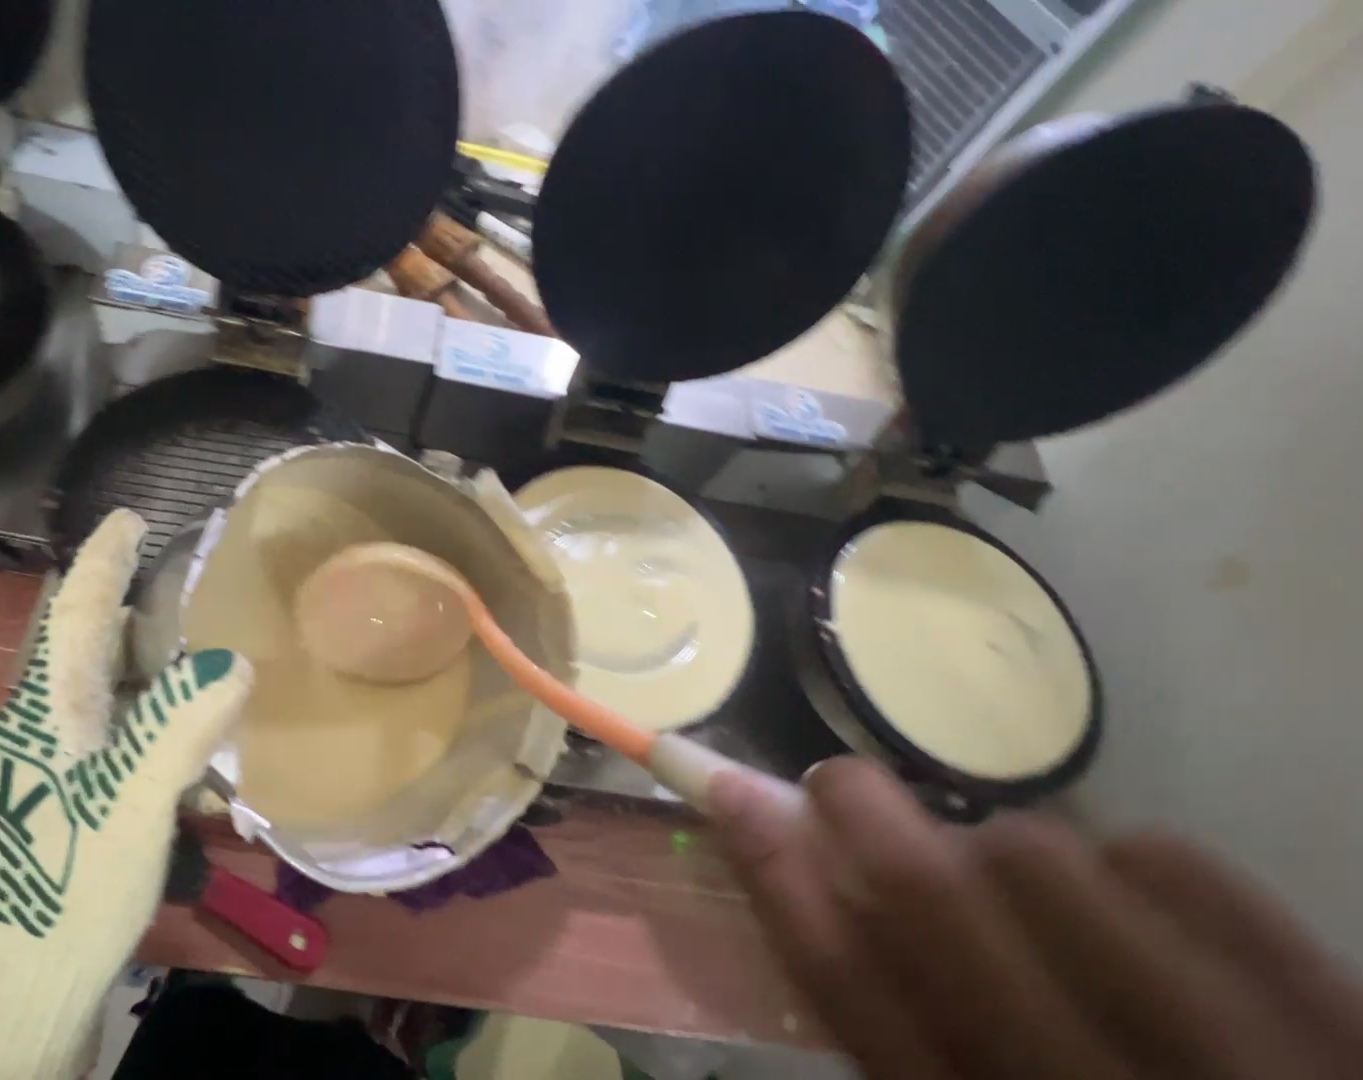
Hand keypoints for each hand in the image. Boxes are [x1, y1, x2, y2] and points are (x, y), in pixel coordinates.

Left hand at [0, 511, 253, 1079]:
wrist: (18, 992)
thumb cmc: (69, 890)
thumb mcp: (132, 807)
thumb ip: (179, 730)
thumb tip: (232, 659)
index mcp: (47, 712)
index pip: (74, 613)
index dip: (102, 560)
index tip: (129, 515)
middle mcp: (41, 726)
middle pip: (77, 641)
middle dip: (117, 595)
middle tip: (174, 570)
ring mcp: (49, 763)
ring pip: (93, 683)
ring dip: (134, 650)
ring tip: (188, 635)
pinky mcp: (64, 797)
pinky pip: (108, 724)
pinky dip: (144, 703)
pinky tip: (182, 724)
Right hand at [706, 757, 1362, 1079]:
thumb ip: (894, 1016)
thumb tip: (812, 874)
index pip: (845, 977)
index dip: (774, 870)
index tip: (730, 792)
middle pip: (930, 894)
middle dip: (859, 807)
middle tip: (838, 782)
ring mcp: (1233, 1054)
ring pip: (1041, 854)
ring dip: (1005, 852)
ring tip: (1028, 894)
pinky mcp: (1334, 1019)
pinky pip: (1177, 864)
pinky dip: (1133, 863)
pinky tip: (1135, 910)